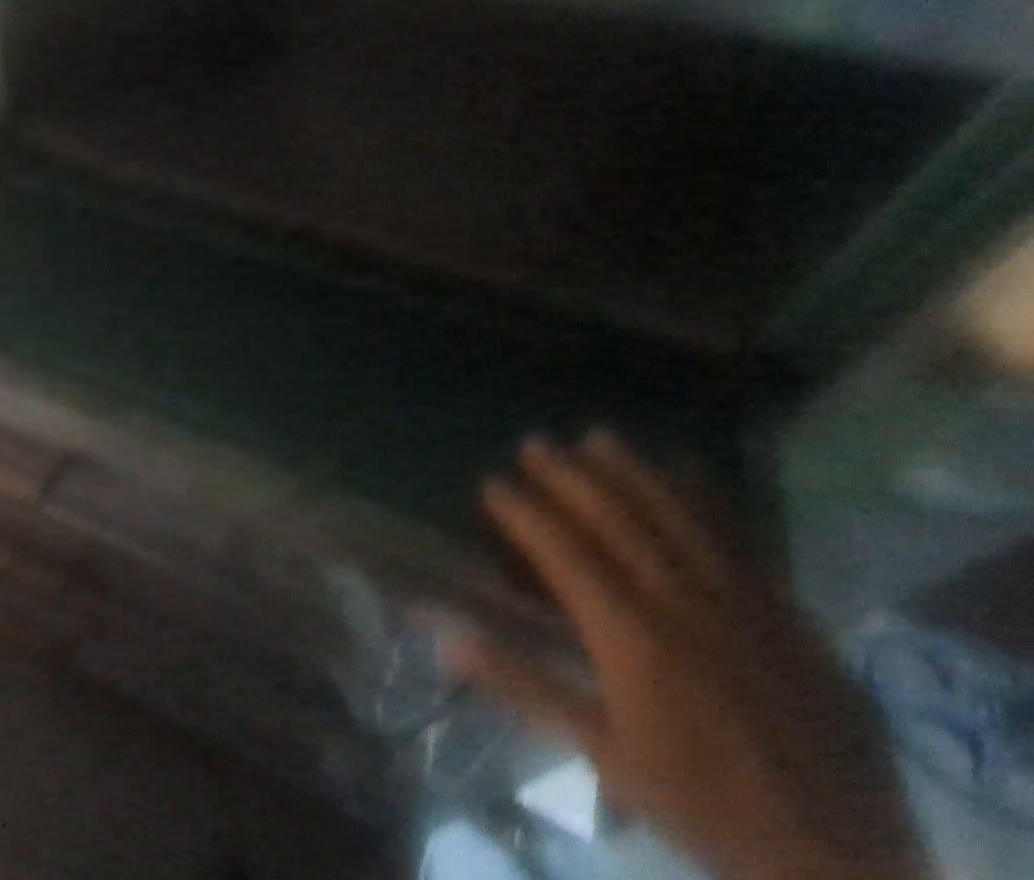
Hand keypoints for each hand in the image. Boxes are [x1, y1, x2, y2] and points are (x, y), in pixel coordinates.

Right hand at [452, 431, 924, 879]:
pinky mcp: (782, 608)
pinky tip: (687, 471)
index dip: (523, 513)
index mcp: (629, 634)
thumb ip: (520, 685)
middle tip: (534, 443)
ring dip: (632, 472)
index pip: (562, 552)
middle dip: (569, 476)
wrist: (830, 843)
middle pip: (616, 519)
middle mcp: (681, 600)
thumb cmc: (695, 797)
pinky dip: (705, 497)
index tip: (491, 483)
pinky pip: (737, 536)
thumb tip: (446, 640)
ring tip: (597, 437)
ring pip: (677, 516)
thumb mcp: (596, 750)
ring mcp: (739, 599)